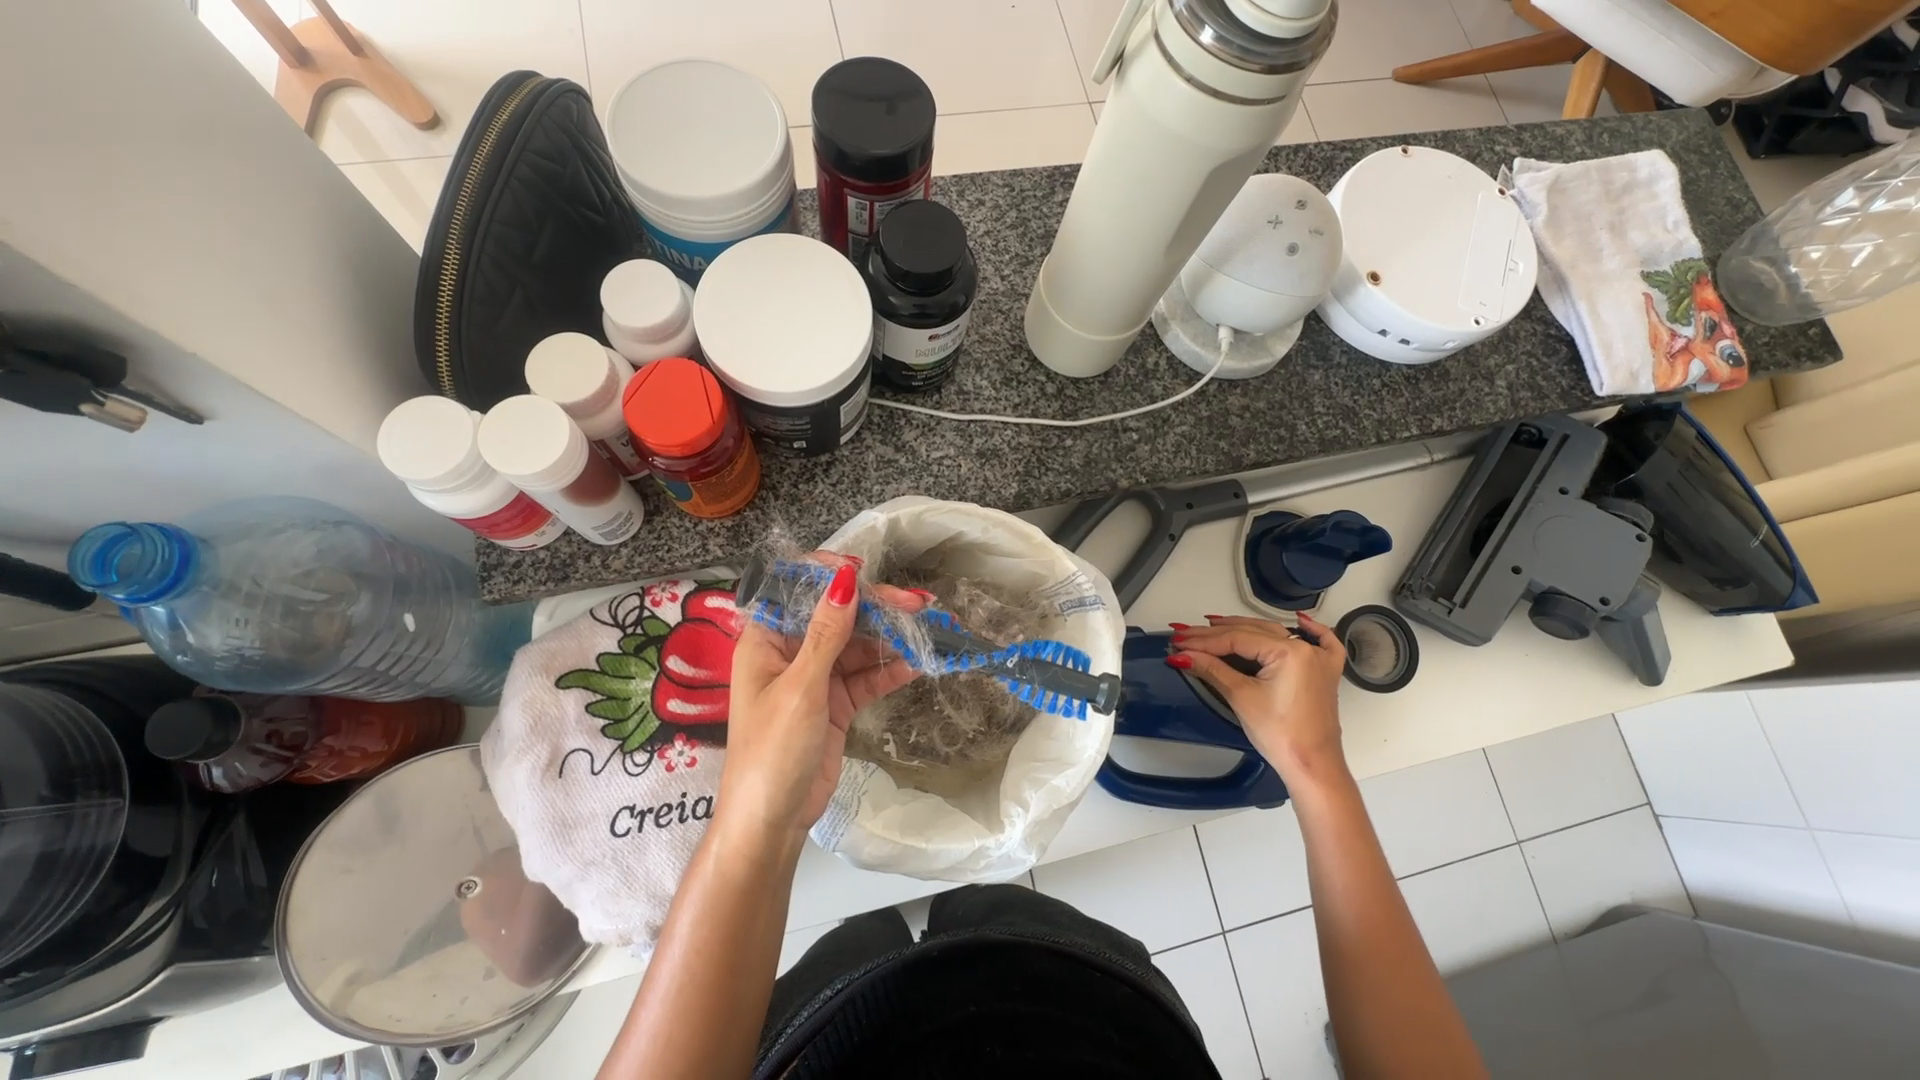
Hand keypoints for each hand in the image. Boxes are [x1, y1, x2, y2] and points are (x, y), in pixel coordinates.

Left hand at [722, 557, 923, 844]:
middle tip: (919, 603)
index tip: (865, 571)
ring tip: (929, 628)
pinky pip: (866, 677)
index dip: (829, 576)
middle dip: (876, 609)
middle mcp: (789, 653)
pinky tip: (919, 663)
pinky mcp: (835, 703)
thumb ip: (827, 633)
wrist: (771, 821)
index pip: (797, 592)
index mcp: (765, 640)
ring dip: (890, 639)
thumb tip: (845, 580)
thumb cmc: (772, 750)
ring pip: (857, 646)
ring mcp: (815, 679)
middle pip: (837, 617)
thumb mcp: (801, 688)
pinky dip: (890, 670)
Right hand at [1168, 613, 1348, 786]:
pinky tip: (1300, 619)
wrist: (1311, 766)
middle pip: (1253, 632)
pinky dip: (1310, 630)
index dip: (1203, 641)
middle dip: (1216, 634)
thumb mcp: (1241, 697)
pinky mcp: (1324, 673)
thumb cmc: (1280, 735)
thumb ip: (1211, 669)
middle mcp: (1306, 649)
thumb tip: (1182, 656)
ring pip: (1275, 634)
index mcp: (1289, 652)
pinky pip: (1321, 643)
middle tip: (1186, 635)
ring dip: (1245, 629)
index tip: (1179, 641)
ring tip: (1214, 627)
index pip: (1236, 639)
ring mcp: (1318, 660)